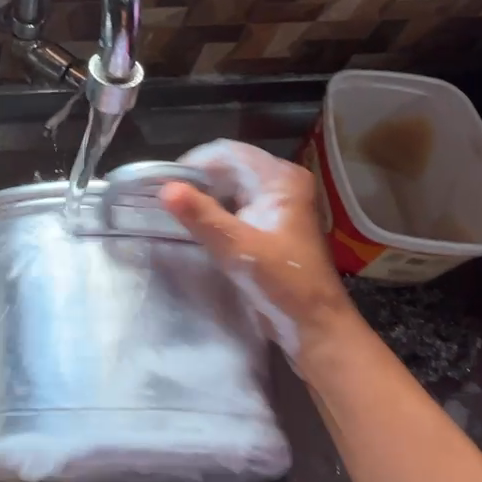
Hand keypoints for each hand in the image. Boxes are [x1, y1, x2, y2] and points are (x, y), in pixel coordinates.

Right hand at [159, 139, 360, 362]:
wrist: (317, 329)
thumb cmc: (284, 285)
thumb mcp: (238, 249)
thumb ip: (201, 216)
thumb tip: (164, 188)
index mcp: (281, 178)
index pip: (226, 153)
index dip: (193, 165)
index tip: (164, 187)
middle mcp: (281, 181)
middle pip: (227, 166)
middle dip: (197, 181)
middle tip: (166, 202)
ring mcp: (277, 202)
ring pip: (229, 185)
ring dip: (204, 197)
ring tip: (178, 215)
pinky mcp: (271, 222)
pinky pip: (234, 203)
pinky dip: (215, 211)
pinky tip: (198, 227)